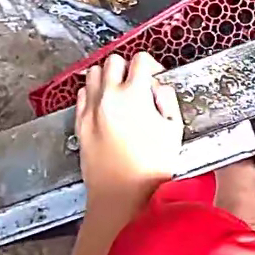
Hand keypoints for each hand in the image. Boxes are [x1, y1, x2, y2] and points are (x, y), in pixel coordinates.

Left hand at [75, 53, 181, 215]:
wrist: (122, 195)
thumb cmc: (150, 168)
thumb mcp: (174, 130)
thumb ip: (167, 99)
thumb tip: (159, 86)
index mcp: (134, 94)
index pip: (140, 59)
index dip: (151, 65)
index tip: (153, 76)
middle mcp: (108, 96)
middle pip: (113, 60)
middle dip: (127, 68)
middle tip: (136, 83)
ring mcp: (91, 109)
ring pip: (93, 73)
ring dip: (107, 77)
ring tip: (118, 92)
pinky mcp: (80, 122)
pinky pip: (82, 94)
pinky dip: (93, 93)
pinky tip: (104, 105)